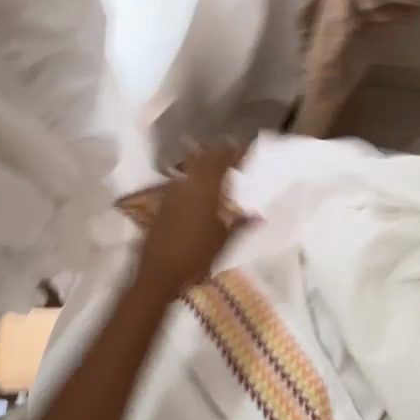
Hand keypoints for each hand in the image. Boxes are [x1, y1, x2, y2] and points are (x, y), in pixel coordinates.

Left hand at [135, 140, 246, 297]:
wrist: (159, 273)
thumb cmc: (196, 258)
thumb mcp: (224, 242)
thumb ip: (241, 224)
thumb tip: (260, 216)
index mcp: (207, 193)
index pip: (221, 164)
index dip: (231, 153)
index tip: (241, 146)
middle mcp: (187, 188)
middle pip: (202, 160)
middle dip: (216, 152)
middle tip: (227, 147)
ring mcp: (171, 194)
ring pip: (188, 168)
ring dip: (200, 159)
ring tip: (211, 156)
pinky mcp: (161, 204)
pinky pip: (177, 180)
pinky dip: (188, 175)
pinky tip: (191, 179)